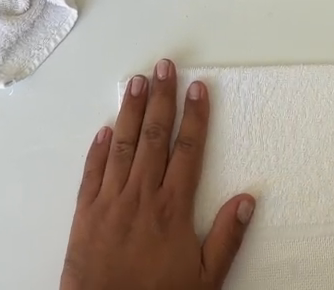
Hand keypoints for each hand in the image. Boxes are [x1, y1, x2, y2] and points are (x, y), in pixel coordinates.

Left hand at [61, 59, 255, 289]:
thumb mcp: (206, 280)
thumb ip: (227, 237)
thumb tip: (248, 198)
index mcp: (173, 207)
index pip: (188, 149)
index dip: (195, 116)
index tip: (198, 87)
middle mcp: (142, 196)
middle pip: (155, 136)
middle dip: (162, 98)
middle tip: (165, 66)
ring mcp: (110, 202)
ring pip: (123, 145)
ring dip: (131, 111)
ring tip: (137, 81)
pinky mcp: (85, 215)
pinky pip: (92, 174)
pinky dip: (98, 149)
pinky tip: (105, 128)